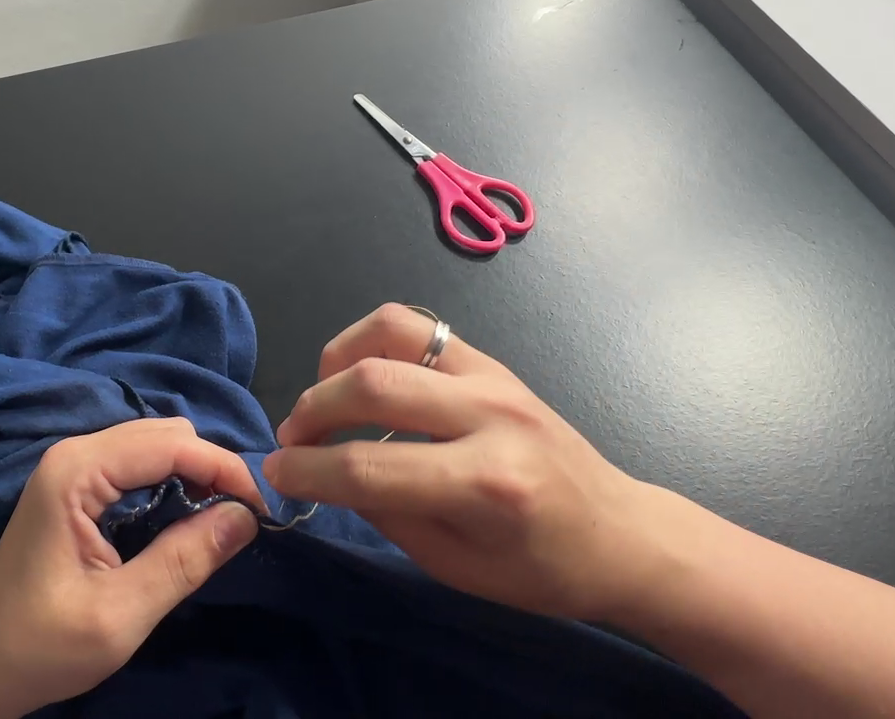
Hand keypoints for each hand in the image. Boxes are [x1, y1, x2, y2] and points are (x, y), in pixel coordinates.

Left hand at [0, 418, 263, 718]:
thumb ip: (183, 561)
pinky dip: (170, 480)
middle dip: (211, 467)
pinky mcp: (75, 484)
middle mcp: (76, 452)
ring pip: (154, 444)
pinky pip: (136, 463)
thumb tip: (246, 517)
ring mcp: (72, 465)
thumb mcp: (119, 616)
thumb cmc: (38, 647)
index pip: (171, 444)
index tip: (262, 510)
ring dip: (193, 472)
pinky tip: (184, 516)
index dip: (223, 468)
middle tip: (243, 519)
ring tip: (221, 519)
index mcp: (78, 471)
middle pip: (164, 434)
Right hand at [263, 303, 682, 622]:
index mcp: (486, 485)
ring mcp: (491, 376)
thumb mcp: (456, 567)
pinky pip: (414, 326)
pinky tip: (362, 372)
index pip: (369, 468)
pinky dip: (370, 341)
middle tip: (292, 439)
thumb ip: (386, 513)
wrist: (620, 532)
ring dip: (338, 360)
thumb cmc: (540, 567)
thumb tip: (325, 470)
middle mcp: (488, 416)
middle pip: (372, 386)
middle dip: (312, 411)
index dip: (308, 470)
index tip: (275, 473)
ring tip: (326, 395)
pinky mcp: (489, 359)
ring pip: (390, 333)